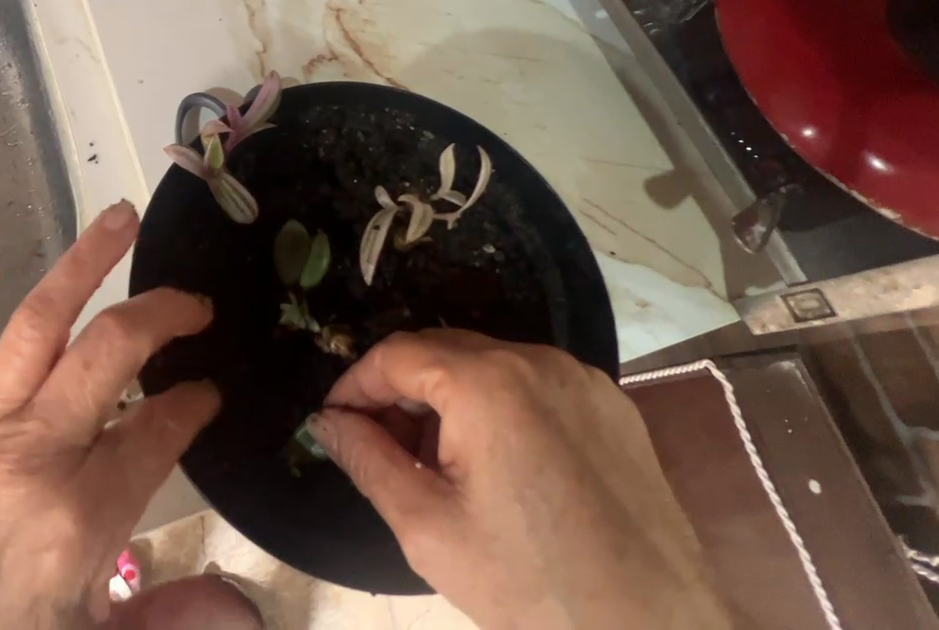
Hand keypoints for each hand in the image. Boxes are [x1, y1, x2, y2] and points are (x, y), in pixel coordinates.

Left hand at [0, 202, 219, 629]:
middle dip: (162, 314)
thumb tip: (246, 603)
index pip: (158, 430)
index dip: (192, 405)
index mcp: (80, 517)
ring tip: (121, 217)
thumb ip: (173, 617)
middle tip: (196, 304)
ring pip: (40, 321)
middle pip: (110, 352)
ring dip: (84, 261)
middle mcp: (32, 453)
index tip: (206, 392)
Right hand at [310, 330, 728, 629]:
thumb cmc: (531, 587)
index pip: (395, 354)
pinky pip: (533, 383)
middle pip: (440, 350)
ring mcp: (581, 378)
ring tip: (436, 461)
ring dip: (447, 397)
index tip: (336, 423)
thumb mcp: (426, 527)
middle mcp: (535, 359)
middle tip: (380, 445)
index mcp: (486, 382)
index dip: (356, 385)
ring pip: (486, 364)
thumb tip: (326, 420)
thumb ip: (365, 458)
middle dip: (399, 390)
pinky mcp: (612, 404)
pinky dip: (497, 405)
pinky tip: (497, 463)